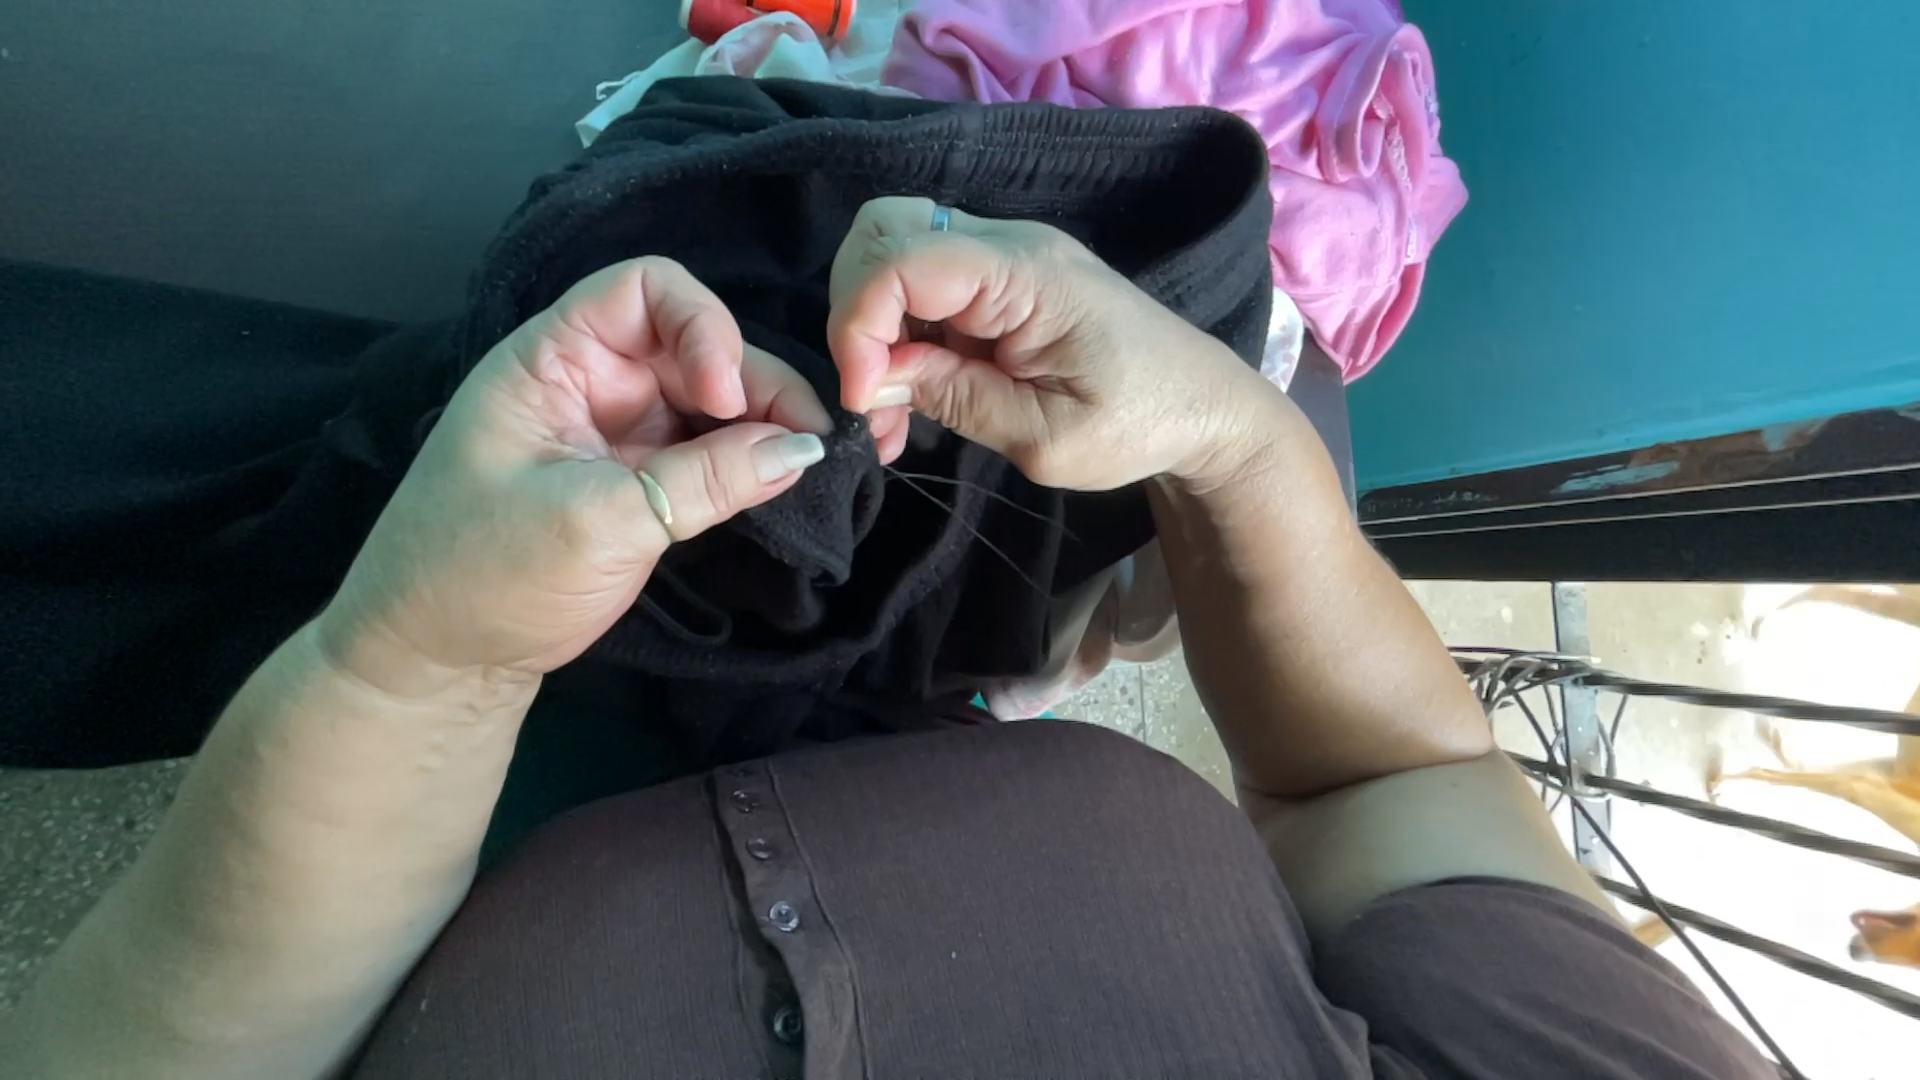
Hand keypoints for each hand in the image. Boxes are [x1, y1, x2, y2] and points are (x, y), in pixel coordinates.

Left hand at [319, 258, 854, 693]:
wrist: (448, 656)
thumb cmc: (487, 573)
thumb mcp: (599, 519)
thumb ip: (706, 481)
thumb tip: (807, 448)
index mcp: (556, 361)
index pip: (645, 291)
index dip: (701, 327)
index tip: (724, 400)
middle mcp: (599, 383)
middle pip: (700, 348)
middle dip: (758, 385)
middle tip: (810, 440)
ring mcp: (629, 433)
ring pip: (718, 403)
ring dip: (767, 424)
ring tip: (808, 462)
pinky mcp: (652, 480)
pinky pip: (716, 453)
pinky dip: (755, 462)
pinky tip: (785, 480)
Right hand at [827, 197, 1272, 491]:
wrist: (1201, 407)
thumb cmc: (1139, 425)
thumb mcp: (1044, 436)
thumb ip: (956, 398)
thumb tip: (873, 376)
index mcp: (1026, 273)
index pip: (901, 257)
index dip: (858, 324)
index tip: (864, 399)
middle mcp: (1008, 245)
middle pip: (884, 232)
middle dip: (855, 316)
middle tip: (872, 400)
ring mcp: (1004, 260)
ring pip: (894, 259)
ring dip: (872, 334)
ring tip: (889, 417)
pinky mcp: (1001, 286)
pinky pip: (924, 293)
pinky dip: (899, 342)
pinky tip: (910, 401)